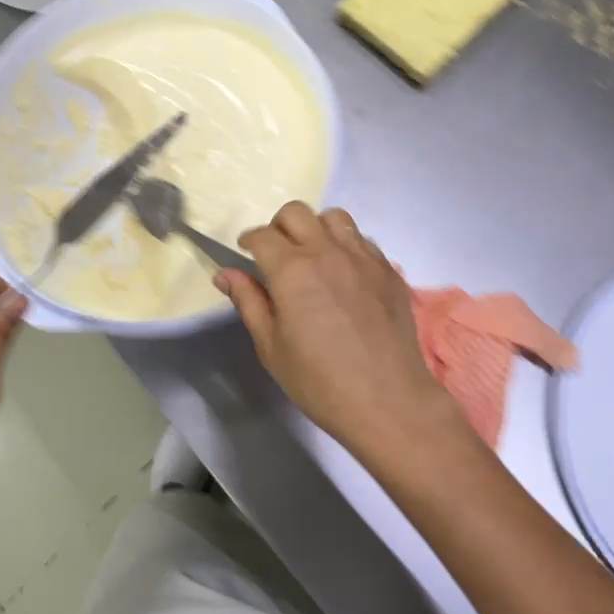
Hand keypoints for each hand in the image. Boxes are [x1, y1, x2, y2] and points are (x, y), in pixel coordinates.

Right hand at [217, 202, 455, 459]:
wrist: (387, 400)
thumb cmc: (319, 381)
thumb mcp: (271, 347)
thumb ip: (249, 302)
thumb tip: (226, 274)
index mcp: (292, 270)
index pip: (263, 235)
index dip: (249, 241)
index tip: (245, 252)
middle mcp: (327, 251)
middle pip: (296, 213)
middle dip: (279, 226)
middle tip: (276, 253)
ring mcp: (362, 257)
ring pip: (334, 217)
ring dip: (315, 228)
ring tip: (312, 255)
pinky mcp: (387, 269)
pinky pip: (362, 239)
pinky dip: (346, 245)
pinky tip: (343, 272)